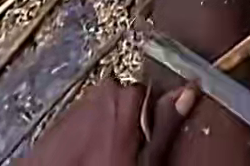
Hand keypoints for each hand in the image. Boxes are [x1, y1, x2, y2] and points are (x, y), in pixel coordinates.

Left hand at [21, 81, 189, 165]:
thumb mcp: (143, 160)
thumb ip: (166, 122)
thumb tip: (189, 91)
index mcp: (128, 95)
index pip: (153, 96)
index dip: (152, 122)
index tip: (148, 143)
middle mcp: (105, 90)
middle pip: (127, 103)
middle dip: (128, 126)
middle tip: (125, 156)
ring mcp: (79, 104)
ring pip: (104, 114)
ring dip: (105, 133)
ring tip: (101, 160)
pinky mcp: (59, 121)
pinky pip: (81, 124)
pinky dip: (85, 140)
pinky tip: (85, 160)